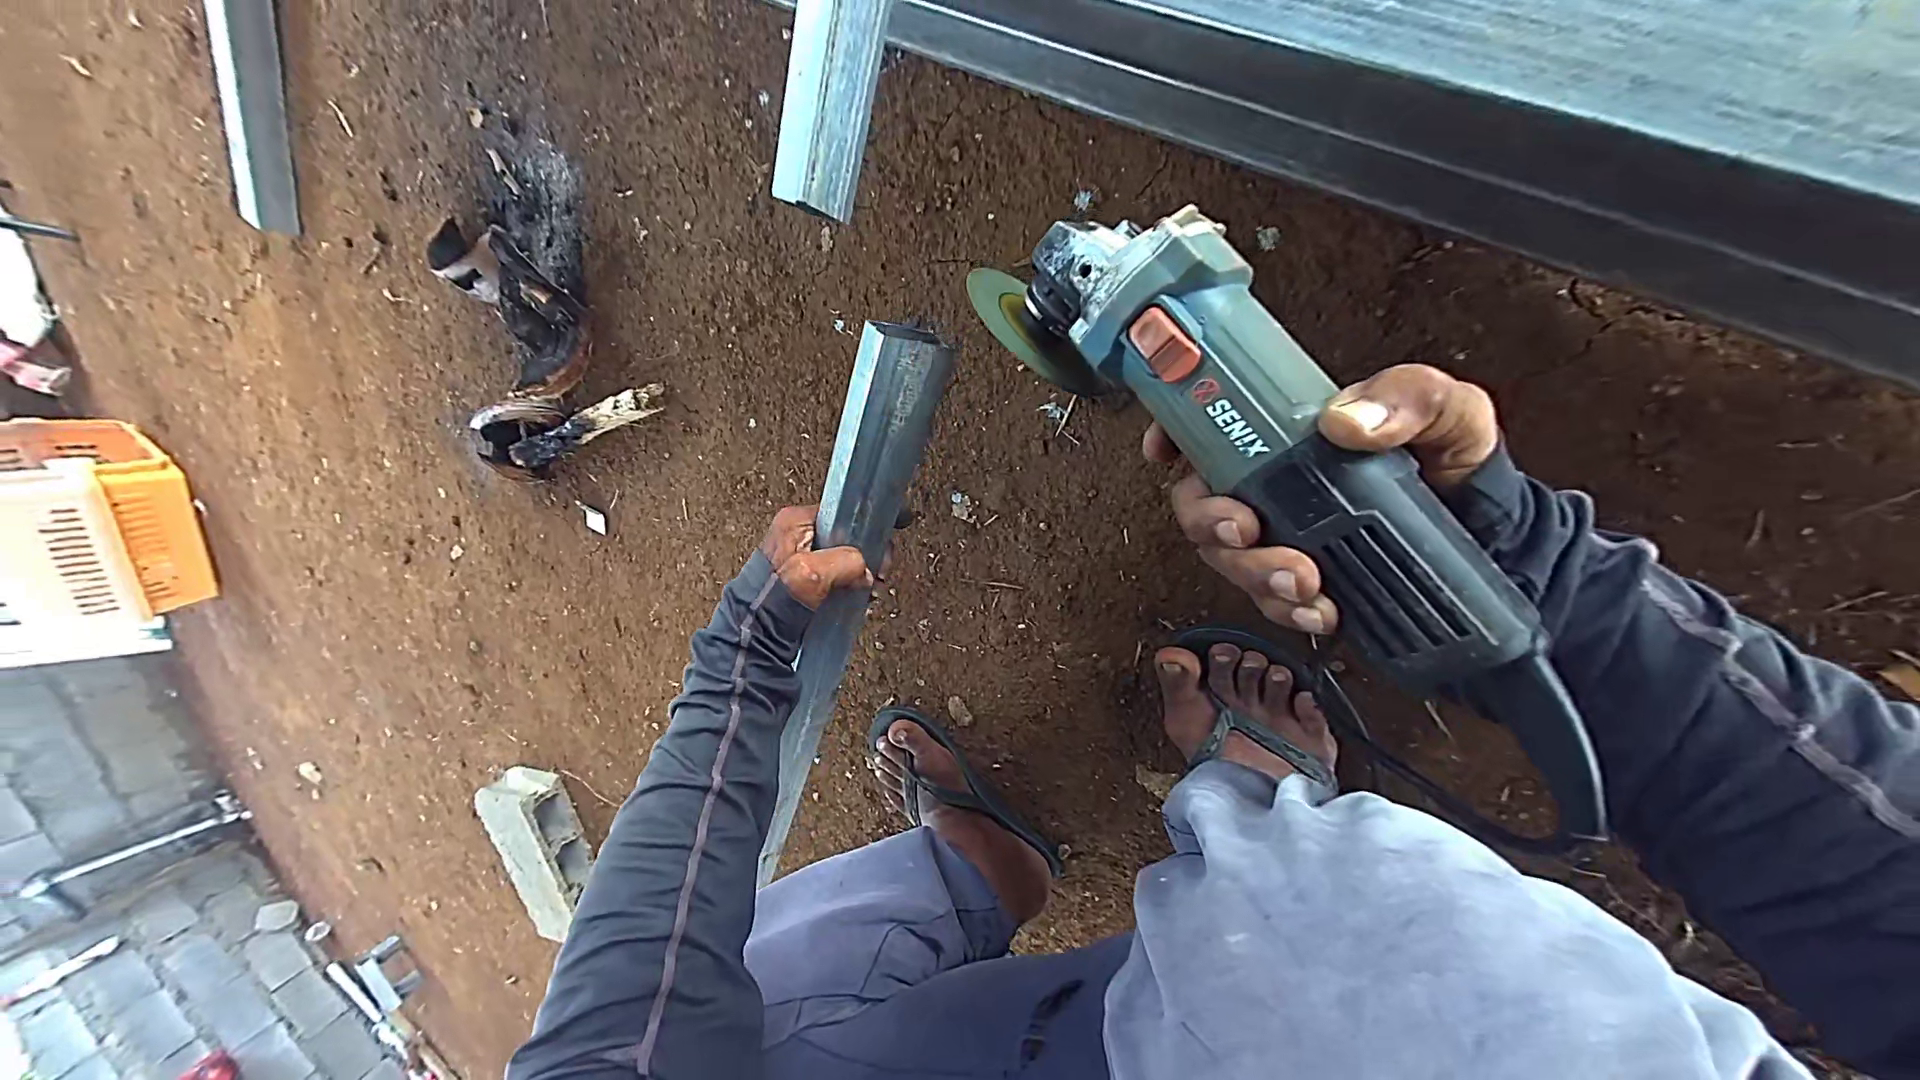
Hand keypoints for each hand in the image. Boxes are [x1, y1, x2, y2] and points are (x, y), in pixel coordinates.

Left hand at [760, 505, 873, 607]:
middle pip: (848, 537)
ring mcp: (803, 557)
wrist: (758, 635)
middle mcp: (798, 534)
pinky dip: (850, 585)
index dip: (865, 532)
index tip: (878, 550)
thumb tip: (865, 568)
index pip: (844, 514)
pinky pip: (838, 574)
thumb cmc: (771, 601)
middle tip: (874, 573)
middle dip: (865, 557)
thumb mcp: (814, 572)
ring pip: (846, 557)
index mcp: (796, 521)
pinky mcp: (807, 577)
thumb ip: (847, 561)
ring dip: (860, 573)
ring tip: (867, 589)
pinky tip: (856, 595)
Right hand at [1144, 364, 1500, 633]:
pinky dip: (1285, 609)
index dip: (1171, 435)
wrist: (1494, 547)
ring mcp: (1277, 537)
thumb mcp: (1450, 415)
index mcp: (1287, 438)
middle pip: (1198, 501)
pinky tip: (1321, 612)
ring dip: (1252, 571)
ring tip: (1304, 582)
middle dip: (1209, 521)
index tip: (1162, 451)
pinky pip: (1263, 600)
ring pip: (1223, 556)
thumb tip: (1345, 422)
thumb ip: (1410, 399)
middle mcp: (1268, 487)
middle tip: (1247, 529)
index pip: (1209, 427)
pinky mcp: (1294, 582)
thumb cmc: (1458, 468)